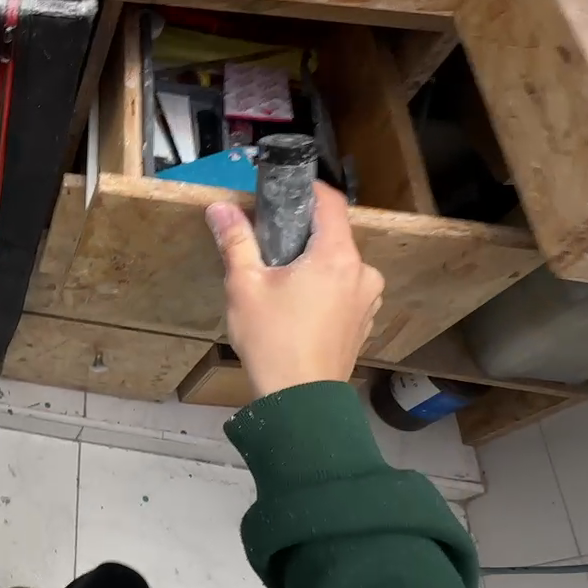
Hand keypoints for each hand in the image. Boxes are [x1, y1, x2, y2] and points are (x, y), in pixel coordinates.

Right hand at [205, 182, 384, 397]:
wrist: (300, 400)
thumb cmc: (271, 338)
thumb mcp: (244, 284)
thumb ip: (236, 240)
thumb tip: (221, 207)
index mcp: (337, 257)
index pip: (331, 203)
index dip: (307, 189)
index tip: (282, 187)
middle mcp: (362, 273)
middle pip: (332, 235)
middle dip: (300, 232)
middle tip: (265, 240)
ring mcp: (367, 299)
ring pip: (337, 263)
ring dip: (310, 261)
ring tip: (276, 277)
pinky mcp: (363, 321)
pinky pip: (343, 288)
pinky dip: (320, 285)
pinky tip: (293, 302)